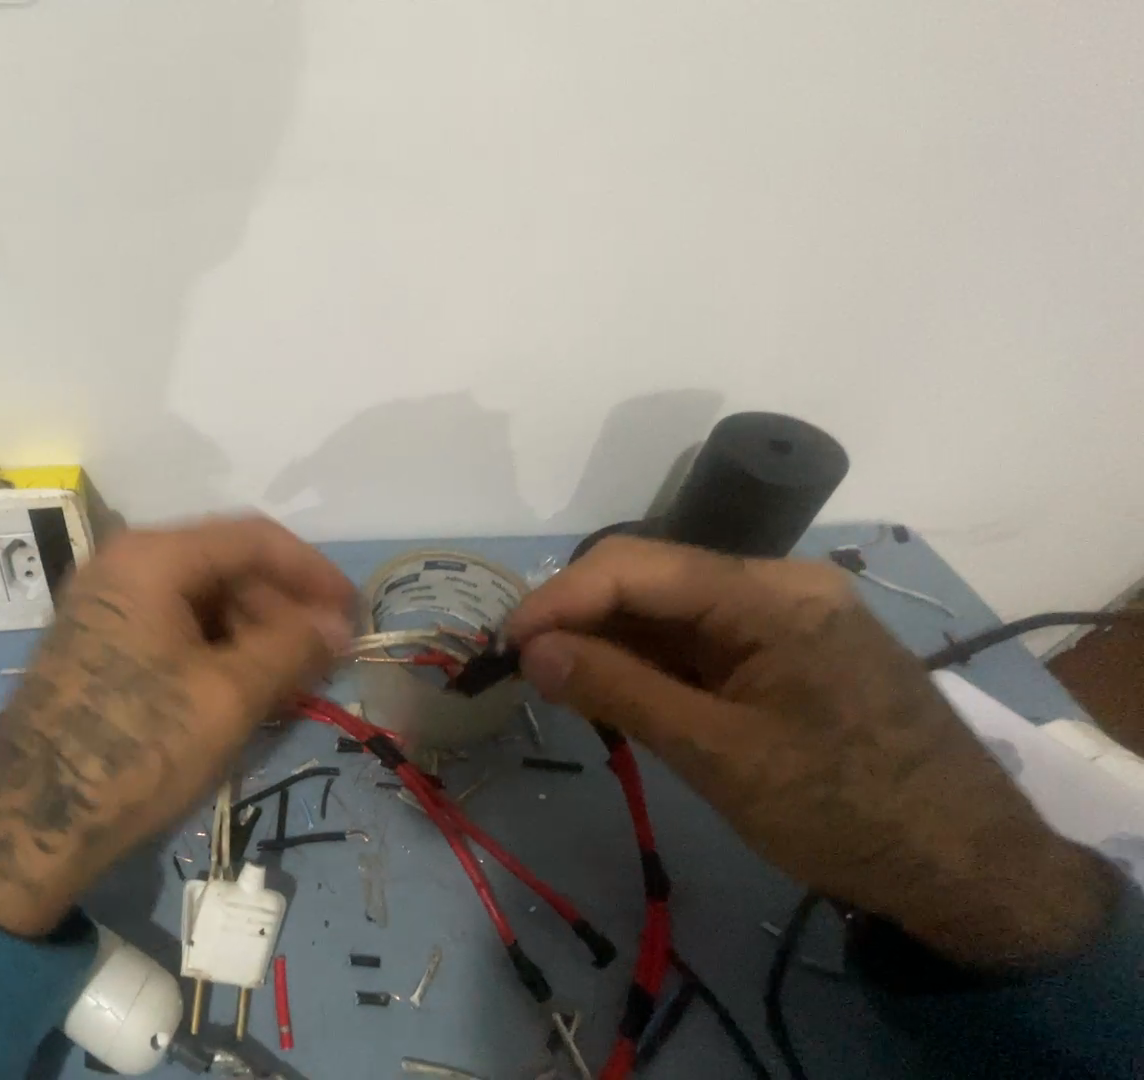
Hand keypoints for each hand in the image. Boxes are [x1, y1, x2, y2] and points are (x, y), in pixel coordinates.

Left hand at [0, 517, 355, 936]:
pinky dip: (216, 651)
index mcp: (150, 557)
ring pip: (201, 600)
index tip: (354, 614)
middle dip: (282, 609)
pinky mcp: (98, 641)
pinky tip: (243, 689)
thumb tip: (339, 625)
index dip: (313, 573)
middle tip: (325, 659)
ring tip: (290, 683)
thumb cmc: (136, 750)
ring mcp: (105, 603)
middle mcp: (122, 564)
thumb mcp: (228, 697)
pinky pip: (173, 627)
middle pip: (225, 567)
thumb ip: (293, 648)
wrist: (31, 822)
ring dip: (253, 634)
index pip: (254, 540)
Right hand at [508, 537, 1115, 968]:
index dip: (559, 598)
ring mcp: (779, 613)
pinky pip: (688, 633)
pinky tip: (611, 685)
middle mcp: (776, 584)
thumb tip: (529, 650)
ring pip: (660, 605)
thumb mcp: (717, 754)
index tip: (505, 643)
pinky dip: (640, 656)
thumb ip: (618, 690)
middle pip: (645, 574)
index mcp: (772, 596)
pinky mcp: (777, 644)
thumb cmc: (845, 811)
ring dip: (603, 637)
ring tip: (558, 680)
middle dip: (576, 614)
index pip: (636, 567)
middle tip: (524, 664)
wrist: (971, 873)